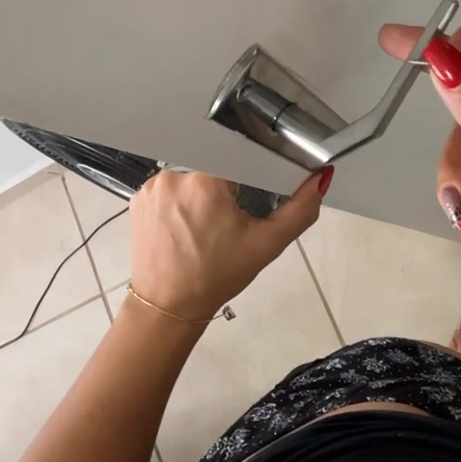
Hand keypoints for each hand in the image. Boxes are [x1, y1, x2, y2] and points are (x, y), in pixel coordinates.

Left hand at [126, 168, 328, 322]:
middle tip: (230, 220)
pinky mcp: (141, 198)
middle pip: (215, 166)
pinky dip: (181, 202)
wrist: (168, 305)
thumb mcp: (266, 245)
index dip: (252, 174)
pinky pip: (170, 188)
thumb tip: (319, 181)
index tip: (254, 194)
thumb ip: (299, 210)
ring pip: (192, 175)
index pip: (240, 156)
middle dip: (227, 188)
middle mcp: (174, 174)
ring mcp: (153, 186)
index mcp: (206, 179)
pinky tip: (187, 228)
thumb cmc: (213, 277)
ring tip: (207, 227)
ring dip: (203, 194)